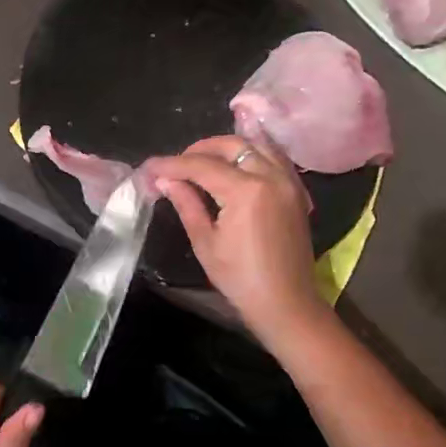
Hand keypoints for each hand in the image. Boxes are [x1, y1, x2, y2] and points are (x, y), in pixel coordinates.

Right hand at [145, 135, 327, 344]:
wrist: (285, 301)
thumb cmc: (238, 277)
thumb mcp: (205, 241)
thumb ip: (187, 204)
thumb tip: (165, 181)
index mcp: (246, 191)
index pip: (202, 166)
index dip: (172, 164)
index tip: (149, 167)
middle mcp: (271, 176)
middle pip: (232, 145)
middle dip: (200, 149)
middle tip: (176, 164)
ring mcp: (288, 182)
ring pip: (256, 146)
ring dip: (227, 148)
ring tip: (202, 162)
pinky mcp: (296, 191)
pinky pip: (273, 158)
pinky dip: (250, 156)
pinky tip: (233, 168)